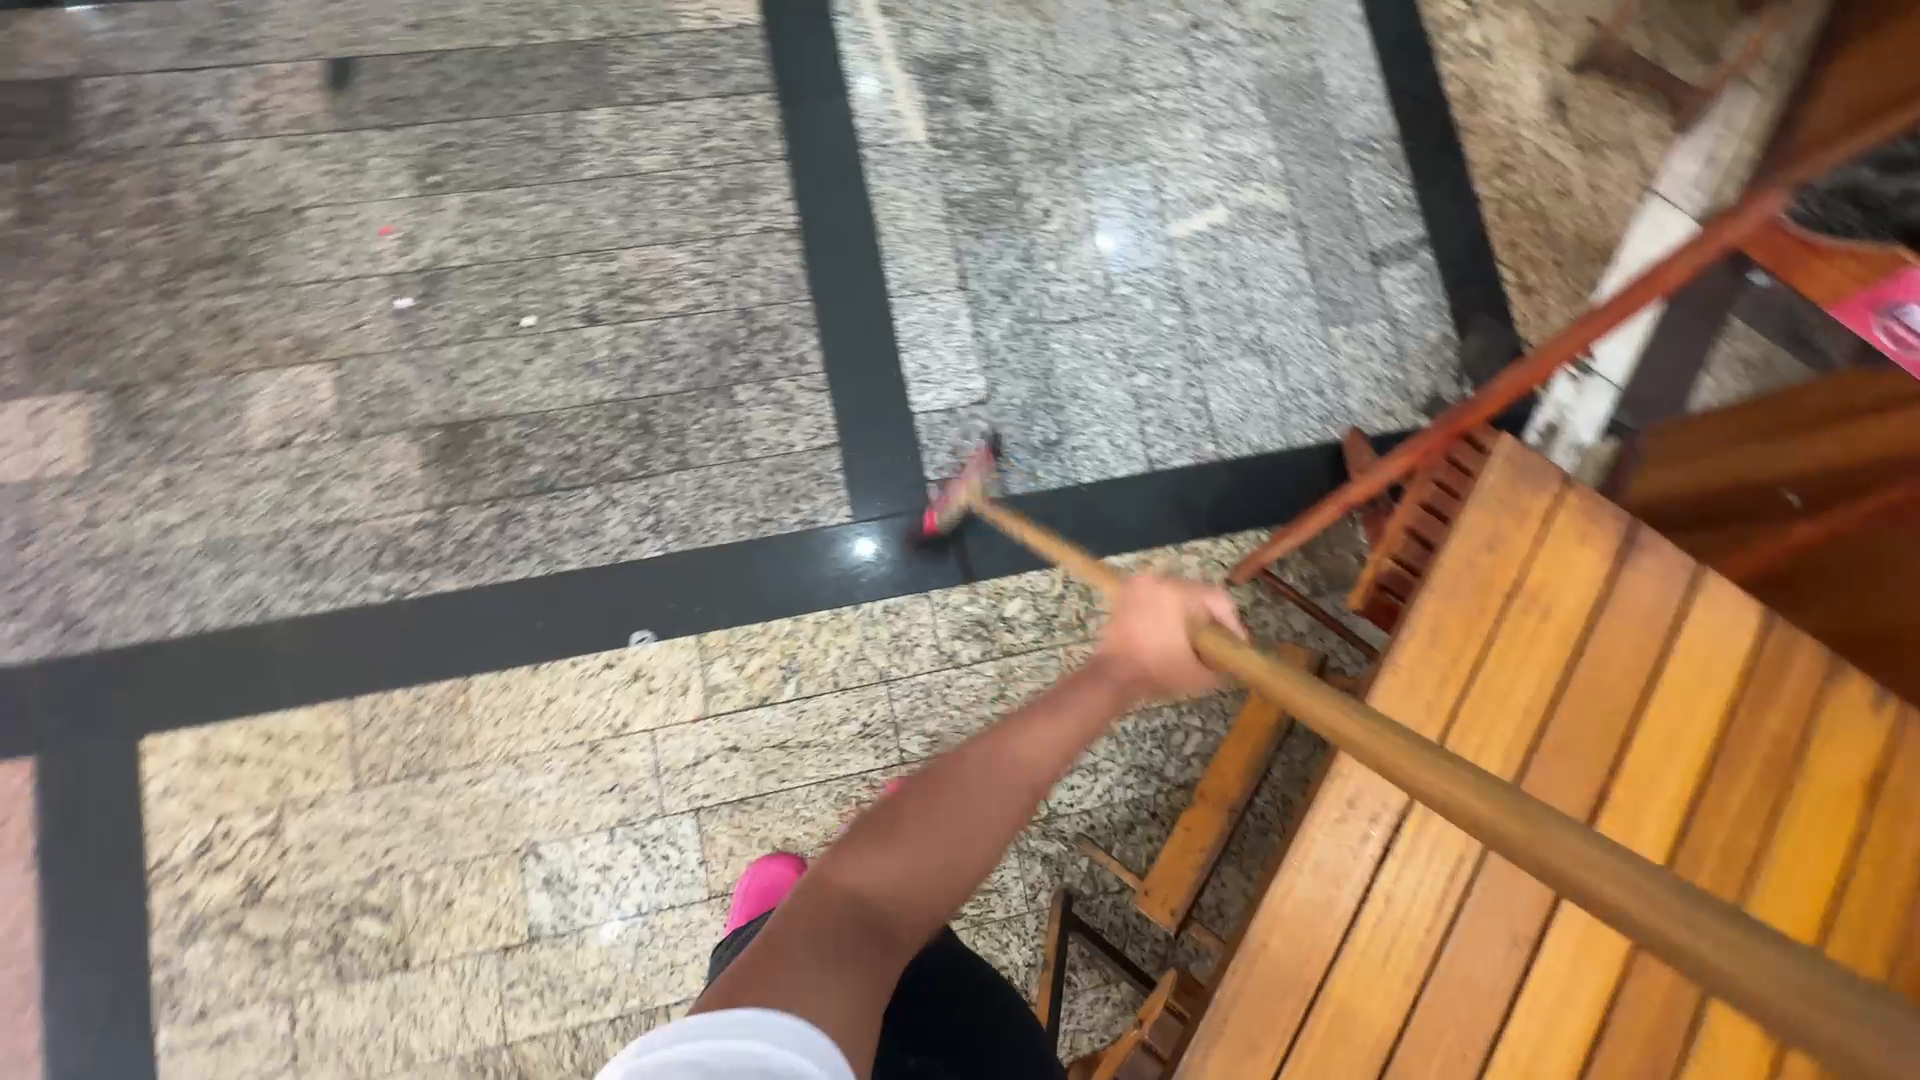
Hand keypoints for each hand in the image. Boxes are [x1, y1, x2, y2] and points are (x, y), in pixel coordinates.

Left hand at [1091, 574, 1247, 702]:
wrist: (1112, 676)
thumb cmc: (1157, 672)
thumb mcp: (1201, 674)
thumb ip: (1224, 664)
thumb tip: (1233, 662)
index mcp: (1179, 592)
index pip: (1219, 599)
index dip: (1233, 624)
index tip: (1237, 646)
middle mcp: (1159, 580)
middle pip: (1198, 594)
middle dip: (1210, 618)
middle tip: (1219, 643)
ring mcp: (1138, 585)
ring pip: (1176, 595)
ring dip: (1189, 614)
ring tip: (1197, 639)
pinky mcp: (1125, 595)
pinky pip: (1156, 599)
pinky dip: (1167, 612)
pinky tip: (1173, 634)